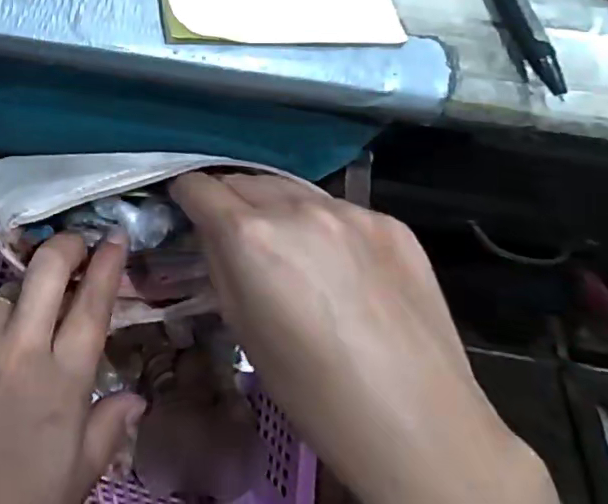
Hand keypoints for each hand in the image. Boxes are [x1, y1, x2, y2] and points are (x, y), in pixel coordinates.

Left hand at [0, 231, 146, 503]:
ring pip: (6, 291)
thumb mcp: (72, 480)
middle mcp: (23, 349)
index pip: (93, 306)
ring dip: (18, 300)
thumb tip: (138, 398)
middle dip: (66, 244)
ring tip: (13, 326)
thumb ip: (106, 432)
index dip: (107, 265)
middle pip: (50, 270)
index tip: (115, 236)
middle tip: (72, 244)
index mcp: (64, 382)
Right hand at [170, 173, 557, 503]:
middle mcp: (296, 207)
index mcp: (251, 236)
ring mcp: (349, 210)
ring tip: (290, 250)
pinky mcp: (389, 221)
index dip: (186, 197)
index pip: (200, 186)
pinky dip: (327, 228)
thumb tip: (211, 232)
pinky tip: (343, 270)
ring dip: (278, 209)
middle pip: (244, 180)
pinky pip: (340, 211)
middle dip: (230, 201)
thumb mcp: (244, 330)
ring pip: (292, 190)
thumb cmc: (314, 393)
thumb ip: (219, 265)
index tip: (186, 208)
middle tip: (235, 236)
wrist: (420, 426)